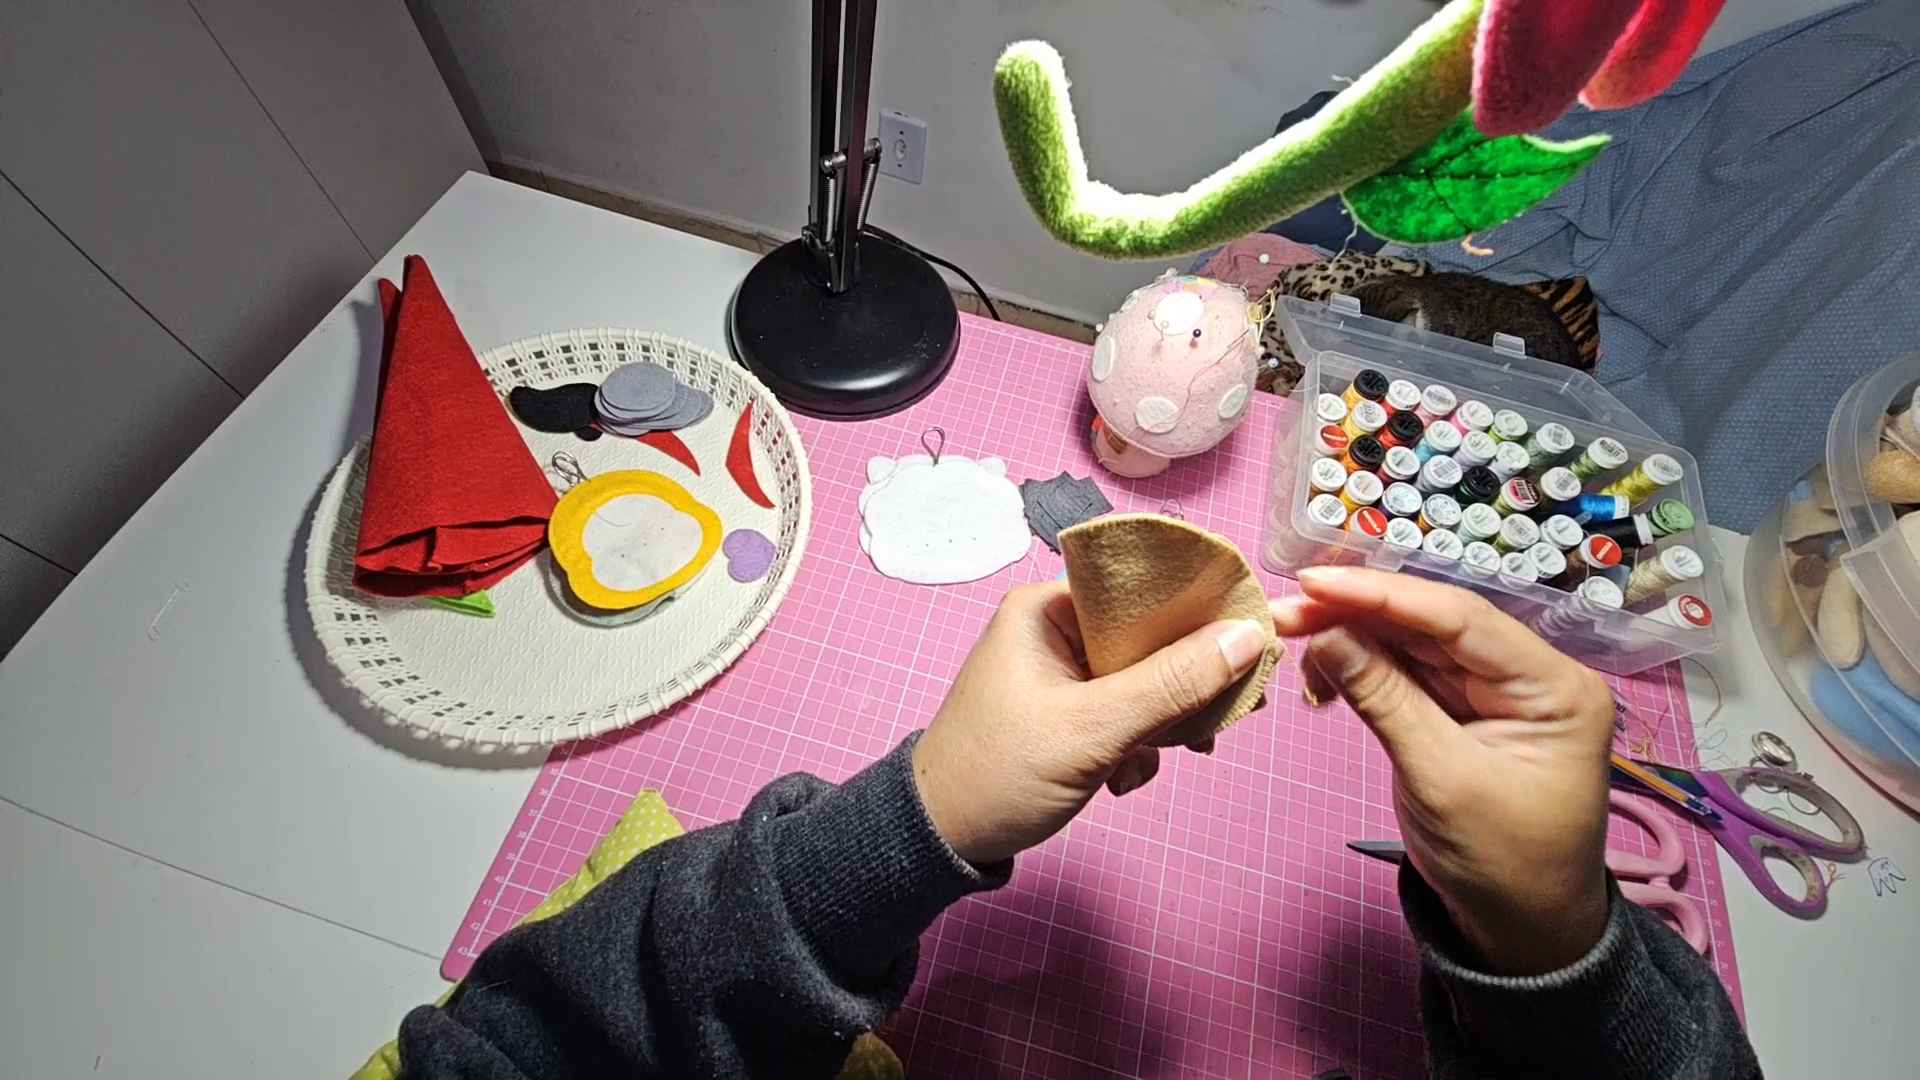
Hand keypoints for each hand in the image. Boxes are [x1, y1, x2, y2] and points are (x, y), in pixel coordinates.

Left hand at [913, 580, 1269, 864]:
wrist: (946, 837)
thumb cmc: (999, 771)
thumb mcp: (1091, 728)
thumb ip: (1171, 682)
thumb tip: (1246, 635)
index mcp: (1048, 608)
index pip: (1137, 583)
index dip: (1196, 604)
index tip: (1248, 633)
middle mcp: (1056, 628)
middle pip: (1148, 633)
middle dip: (1189, 676)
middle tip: (1230, 708)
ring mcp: (1062, 670)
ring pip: (1143, 675)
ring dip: (1165, 718)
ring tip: (1180, 751)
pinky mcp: (1068, 707)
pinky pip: (1125, 707)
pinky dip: (1139, 740)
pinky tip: (1126, 776)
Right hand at [1273, 566, 1614, 974]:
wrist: (1517, 923)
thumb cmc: (1501, 858)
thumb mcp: (1440, 777)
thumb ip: (1383, 698)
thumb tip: (1324, 634)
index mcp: (1550, 685)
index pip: (1458, 618)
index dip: (1382, 593)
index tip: (1313, 581)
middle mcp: (1517, 672)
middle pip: (1424, 622)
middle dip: (1351, 611)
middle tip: (1284, 611)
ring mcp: (1480, 687)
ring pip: (1402, 640)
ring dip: (1343, 635)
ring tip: (1289, 637)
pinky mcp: (1447, 704)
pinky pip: (1393, 668)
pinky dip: (1351, 665)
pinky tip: (1318, 675)